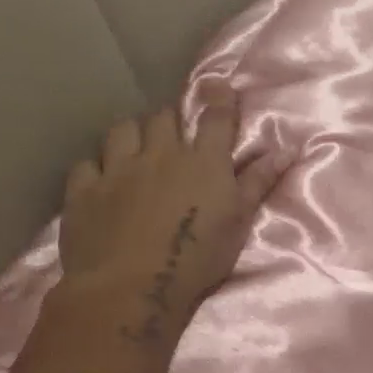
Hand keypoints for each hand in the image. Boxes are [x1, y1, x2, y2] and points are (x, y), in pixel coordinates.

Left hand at [55, 80, 283, 346]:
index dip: (218, 96)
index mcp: (205, 159)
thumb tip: (288, 149)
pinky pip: (85, 164)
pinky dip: (95, 165)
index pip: (215, 116)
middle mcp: (162, 154)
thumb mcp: (240, 219)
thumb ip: (259, 180)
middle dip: (170, 118)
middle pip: (164, 117)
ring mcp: (119, 171)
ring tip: (135, 145)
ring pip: (122, 131)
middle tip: (173, 131)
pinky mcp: (83, 193)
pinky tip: (100, 176)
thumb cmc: (197, 256)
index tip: (215, 83)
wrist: (129, 290)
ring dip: (132, 133)